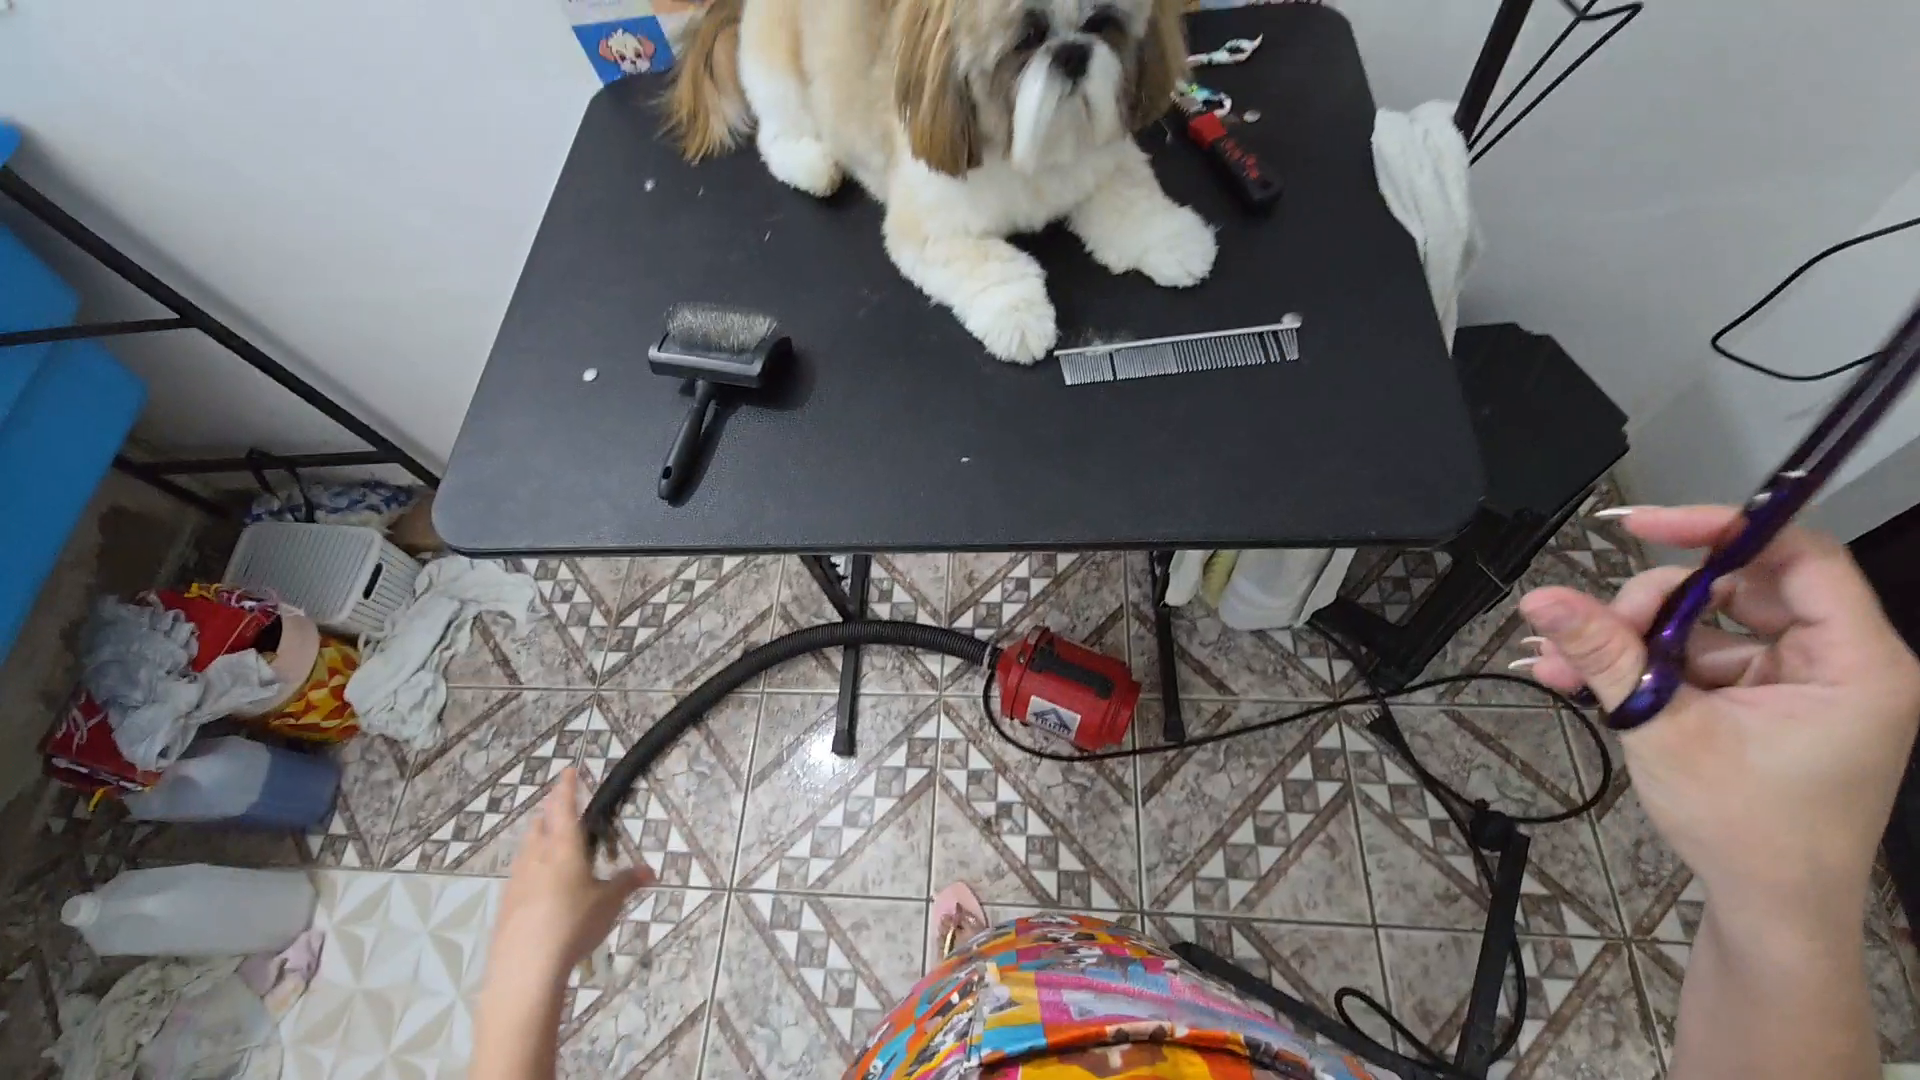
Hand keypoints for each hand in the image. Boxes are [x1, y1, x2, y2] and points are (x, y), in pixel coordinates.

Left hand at [488, 767, 653, 984]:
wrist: (525, 968)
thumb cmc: (574, 924)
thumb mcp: (609, 903)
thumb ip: (627, 883)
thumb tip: (651, 871)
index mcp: (563, 848)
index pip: (564, 807)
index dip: (567, 787)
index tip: (568, 770)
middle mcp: (536, 856)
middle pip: (540, 823)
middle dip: (550, 811)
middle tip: (562, 806)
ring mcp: (517, 879)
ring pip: (526, 847)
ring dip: (538, 836)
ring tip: (551, 840)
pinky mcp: (506, 903)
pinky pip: (519, 872)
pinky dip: (531, 865)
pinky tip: (540, 882)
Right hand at [1518, 505, 1919, 918]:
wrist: (1765, 904)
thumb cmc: (1744, 824)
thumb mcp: (1663, 728)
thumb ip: (1604, 654)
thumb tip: (1539, 597)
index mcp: (1852, 664)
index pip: (1797, 559)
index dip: (1721, 529)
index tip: (1639, 526)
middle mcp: (1828, 661)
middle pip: (1731, 588)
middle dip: (1648, 604)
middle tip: (1590, 632)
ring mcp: (1786, 681)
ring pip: (1695, 624)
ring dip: (1624, 638)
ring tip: (1557, 660)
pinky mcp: (1750, 701)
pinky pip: (1684, 660)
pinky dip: (1632, 665)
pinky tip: (1569, 674)